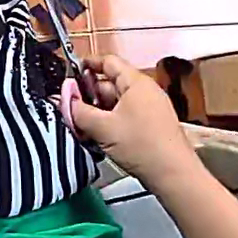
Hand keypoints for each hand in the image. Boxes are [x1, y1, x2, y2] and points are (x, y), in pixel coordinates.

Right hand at [69, 55, 201, 188]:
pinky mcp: (150, 125)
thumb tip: (64, 97)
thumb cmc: (141, 146)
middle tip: (69, 106)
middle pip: (110, 83)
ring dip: (96, 110)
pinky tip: (96, 134)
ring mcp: (149, 108)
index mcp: (135, 83)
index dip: (87, 64)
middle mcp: (144, 91)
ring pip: (115, 102)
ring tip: (79, 123)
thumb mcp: (102, 127)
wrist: (173, 174)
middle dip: (88, 93)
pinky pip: (123, 115)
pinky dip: (108, 121)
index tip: (69, 73)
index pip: (108, 62)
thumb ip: (78, 110)